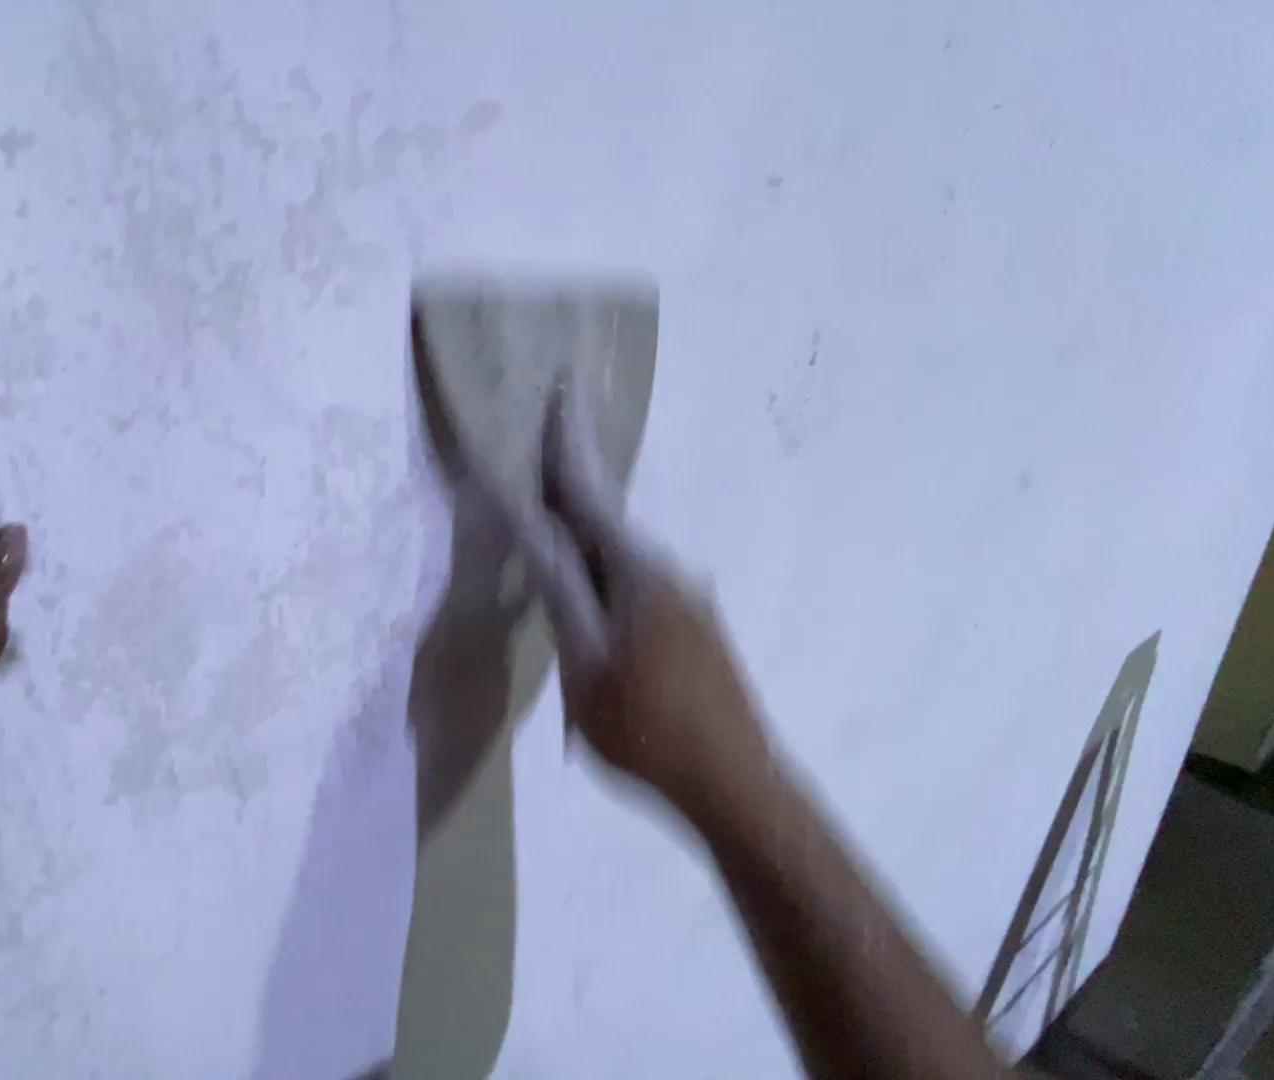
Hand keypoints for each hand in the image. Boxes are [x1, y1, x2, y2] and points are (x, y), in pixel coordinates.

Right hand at [485, 386, 771, 808]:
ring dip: (583, 527)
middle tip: (540, 446)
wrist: (735, 788)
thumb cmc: (647, 729)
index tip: (564, 388)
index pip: (591, 492)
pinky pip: (632, 578)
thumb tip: (537, 526)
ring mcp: (685, 601)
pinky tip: (585, 585)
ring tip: (548, 518)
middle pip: (606, 515)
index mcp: (638, 572)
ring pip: (619, 551)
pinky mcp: (690, 628)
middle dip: (572, 477)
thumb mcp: (584, 661)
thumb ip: (560, 590)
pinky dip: (600, 564)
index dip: (570, 442)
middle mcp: (668, 571)